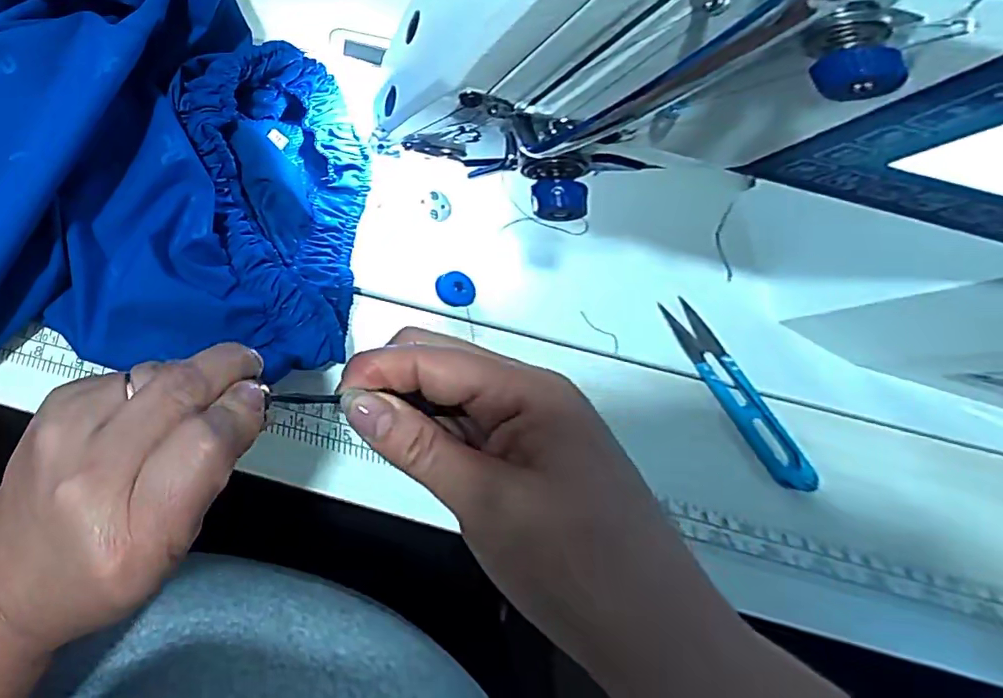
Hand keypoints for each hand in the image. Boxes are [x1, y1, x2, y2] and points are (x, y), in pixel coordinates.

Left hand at [0, 342, 268, 652]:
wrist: (12, 567)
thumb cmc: (96, 577)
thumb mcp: (164, 556)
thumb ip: (201, 481)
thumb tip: (237, 407)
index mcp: (129, 533)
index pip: (199, 446)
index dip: (236, 411)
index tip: (258, 395)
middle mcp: (90, 471)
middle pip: (172, 394)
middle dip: (219, 368)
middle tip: (248, 360)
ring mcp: (63, 429)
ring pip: (145, 375)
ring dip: (184, 371)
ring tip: (206, 379)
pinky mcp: (52, 403)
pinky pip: (117, 376)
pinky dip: (146, 382)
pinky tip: (153, 398)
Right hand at [337, 330, 839, 697]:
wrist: (663, 647)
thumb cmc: (580, 571)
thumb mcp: (484, 504)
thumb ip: (414, 445)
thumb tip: (354, 402)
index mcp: (528, 391)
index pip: (429, 356)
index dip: (377, 370)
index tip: (339, 403)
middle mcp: (528, 392)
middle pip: (435, 358)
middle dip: (388, 380)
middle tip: (358, 421)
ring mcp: (527, 418)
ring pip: (443, 387)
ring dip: (407, 404)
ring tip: (387, 442)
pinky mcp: (522, 445)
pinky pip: (459, 417)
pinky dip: (428, 427)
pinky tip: (418, 452)